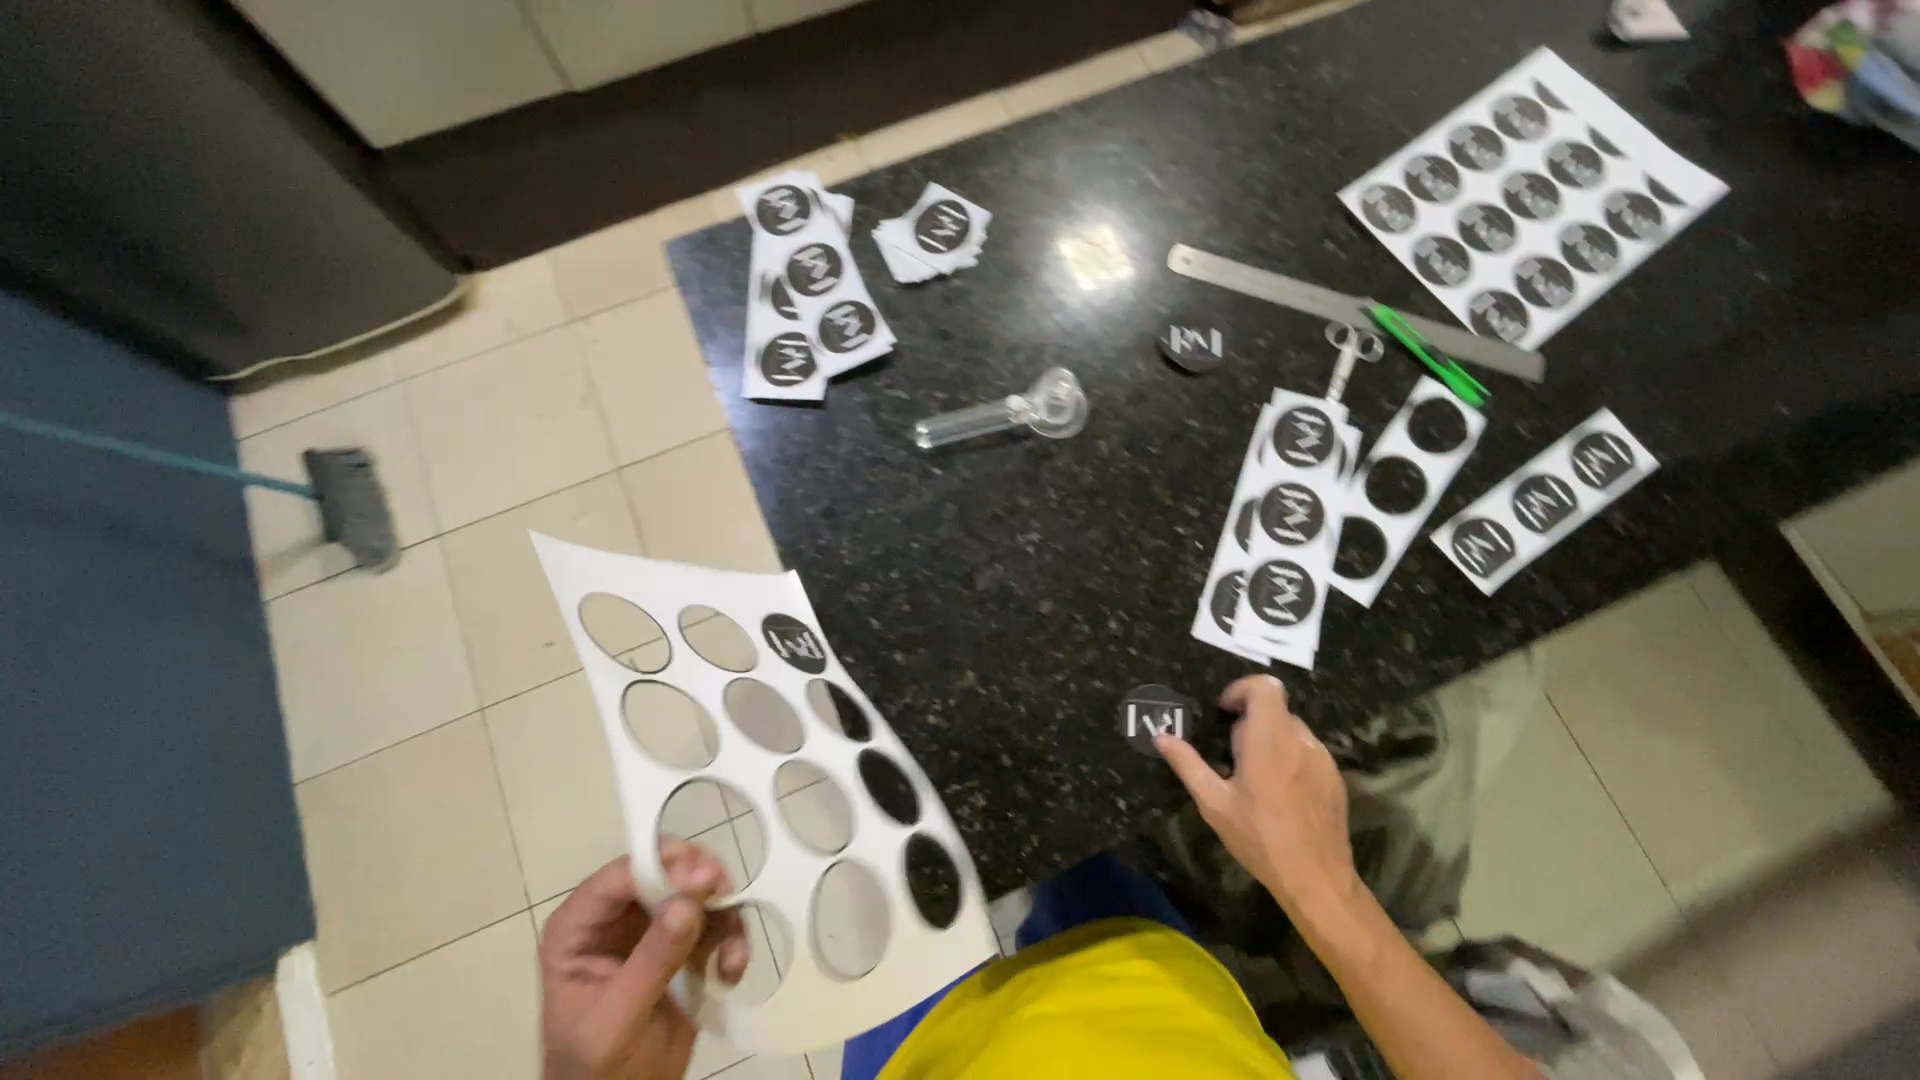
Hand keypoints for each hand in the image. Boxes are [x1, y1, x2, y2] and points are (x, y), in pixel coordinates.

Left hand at [540, 845, 750, 1079]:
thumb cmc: (594, 1070)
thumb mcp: (616, 1020)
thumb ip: (651, 961)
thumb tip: (689, 901)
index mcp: (579, 927)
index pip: (619, 876)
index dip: (661, 867)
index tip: (703, 879)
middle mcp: (616, 916)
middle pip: (664, 869)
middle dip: (700, 880)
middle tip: (726, 895)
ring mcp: (652, 927)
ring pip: (697, 891)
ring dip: (723, 914)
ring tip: (731, 956)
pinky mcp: (684, 945)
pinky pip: (716, 922)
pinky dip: (732, 939)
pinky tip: (731, 971)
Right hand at [1156, 675, 1358, 915]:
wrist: (1317, 879)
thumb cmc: (1259, 839)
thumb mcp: (1214, 804)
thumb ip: (1187, 764)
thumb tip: (1161, 737)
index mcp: (1268, 741)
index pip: (1265, 687)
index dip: (1241, 690)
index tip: (1224, 711)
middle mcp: (1299, 741)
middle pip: (1274, 709)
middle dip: (1249, 722)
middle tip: (1232, 756)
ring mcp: (1322, 759)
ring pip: (1291, 730)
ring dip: (1270, 740)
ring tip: (1255, 778)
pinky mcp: (1335, 777)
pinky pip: (1307, 752)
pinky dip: (1289, 758)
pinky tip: (1279, 795)